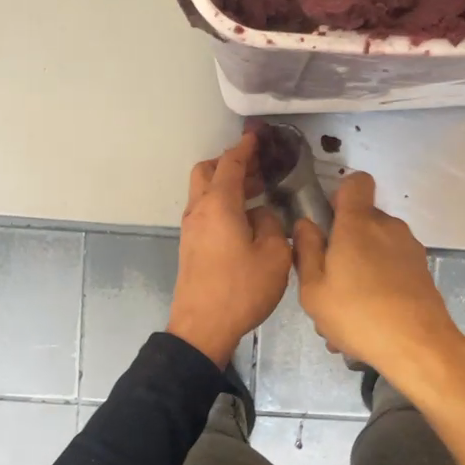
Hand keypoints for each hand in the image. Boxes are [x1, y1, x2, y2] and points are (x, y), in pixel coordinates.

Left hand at [166, 133, 291, 366]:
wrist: (202, 327)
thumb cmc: (241, 290)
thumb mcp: (274, 256)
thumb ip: (272, 226)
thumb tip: (261, 216)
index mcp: (219, 205)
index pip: (230, 164)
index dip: (245, 149)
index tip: (258, 138)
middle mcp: (199, 211)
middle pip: (207, 172)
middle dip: (230, 164)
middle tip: (258, 168)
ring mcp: (191, 230)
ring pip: (203, 193)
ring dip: (225, 185)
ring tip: (256, 191)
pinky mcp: (191, 247)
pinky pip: (205, 212)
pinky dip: (222, 204)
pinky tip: (244, 219)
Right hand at [292, 173, 463, 373]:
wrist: (418, 346)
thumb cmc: (357, 314)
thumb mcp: (314, 290)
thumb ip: (306, 251)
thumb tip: (305, 224)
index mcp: (358, 224)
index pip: (356, 182)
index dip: (340, 194)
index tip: (329, 221)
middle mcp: (388, 227)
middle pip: (363, 221)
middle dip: (344, 244)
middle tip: (328, 282)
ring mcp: (409, 248)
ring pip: (376, 249)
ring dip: (359, 270)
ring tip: (345, 312)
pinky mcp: (422, 270)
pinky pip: (391, 269)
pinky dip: (378, 285)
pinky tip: (366, 321)